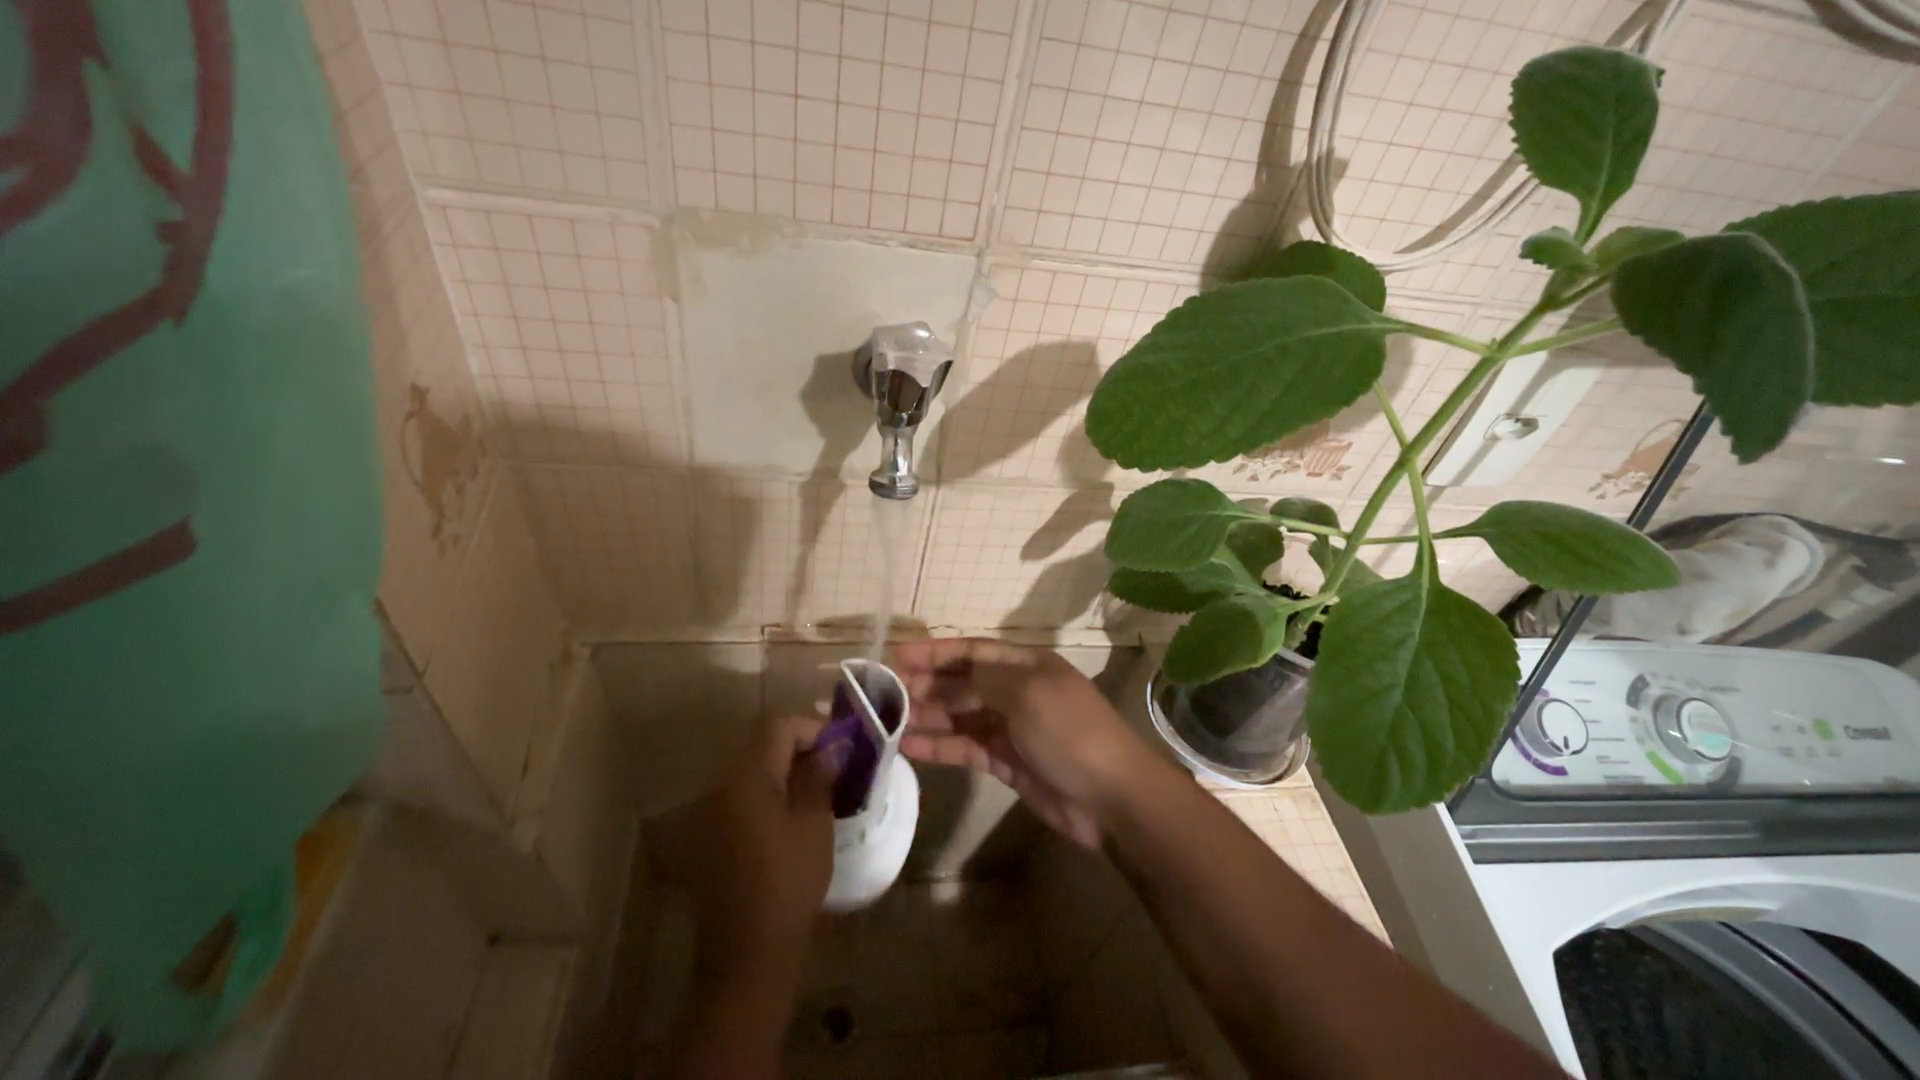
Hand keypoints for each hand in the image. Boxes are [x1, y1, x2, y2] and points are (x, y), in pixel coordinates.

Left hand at [682, 715, 836, 968]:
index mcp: (747, 775)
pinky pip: (741, 797)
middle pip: (761, 745)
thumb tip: (831, 746)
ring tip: (818, 792)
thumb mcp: (814, 824)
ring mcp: (711, 810)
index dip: (812, 728)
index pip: (778, 726)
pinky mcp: (710, 834)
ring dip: (784, 771)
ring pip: (751, 771)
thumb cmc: (789, 879)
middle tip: (835, 767)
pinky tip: (791, 817)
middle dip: (799, 748)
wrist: (748, 946)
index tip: (842, 746)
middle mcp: (722, 784)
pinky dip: (768, 794)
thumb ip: (819, 777)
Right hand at [891, 638, 1158, 847]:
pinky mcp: (1006, 764)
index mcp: (1028, 666)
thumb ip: (981, 680)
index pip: (974, 650)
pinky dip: (940, 746)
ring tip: (888, 719)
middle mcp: (1017, 692)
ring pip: (960, 717)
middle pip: (964, 682)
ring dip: (927, 715)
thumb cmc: (1070, 732)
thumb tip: (945, 678)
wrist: (1111, 797)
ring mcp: (1012, 729)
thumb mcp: (1026, 693)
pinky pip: (966, 748)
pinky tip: (910, 747)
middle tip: (884, 691)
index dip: (936, 652)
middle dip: (926, 684)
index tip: (897, 655)